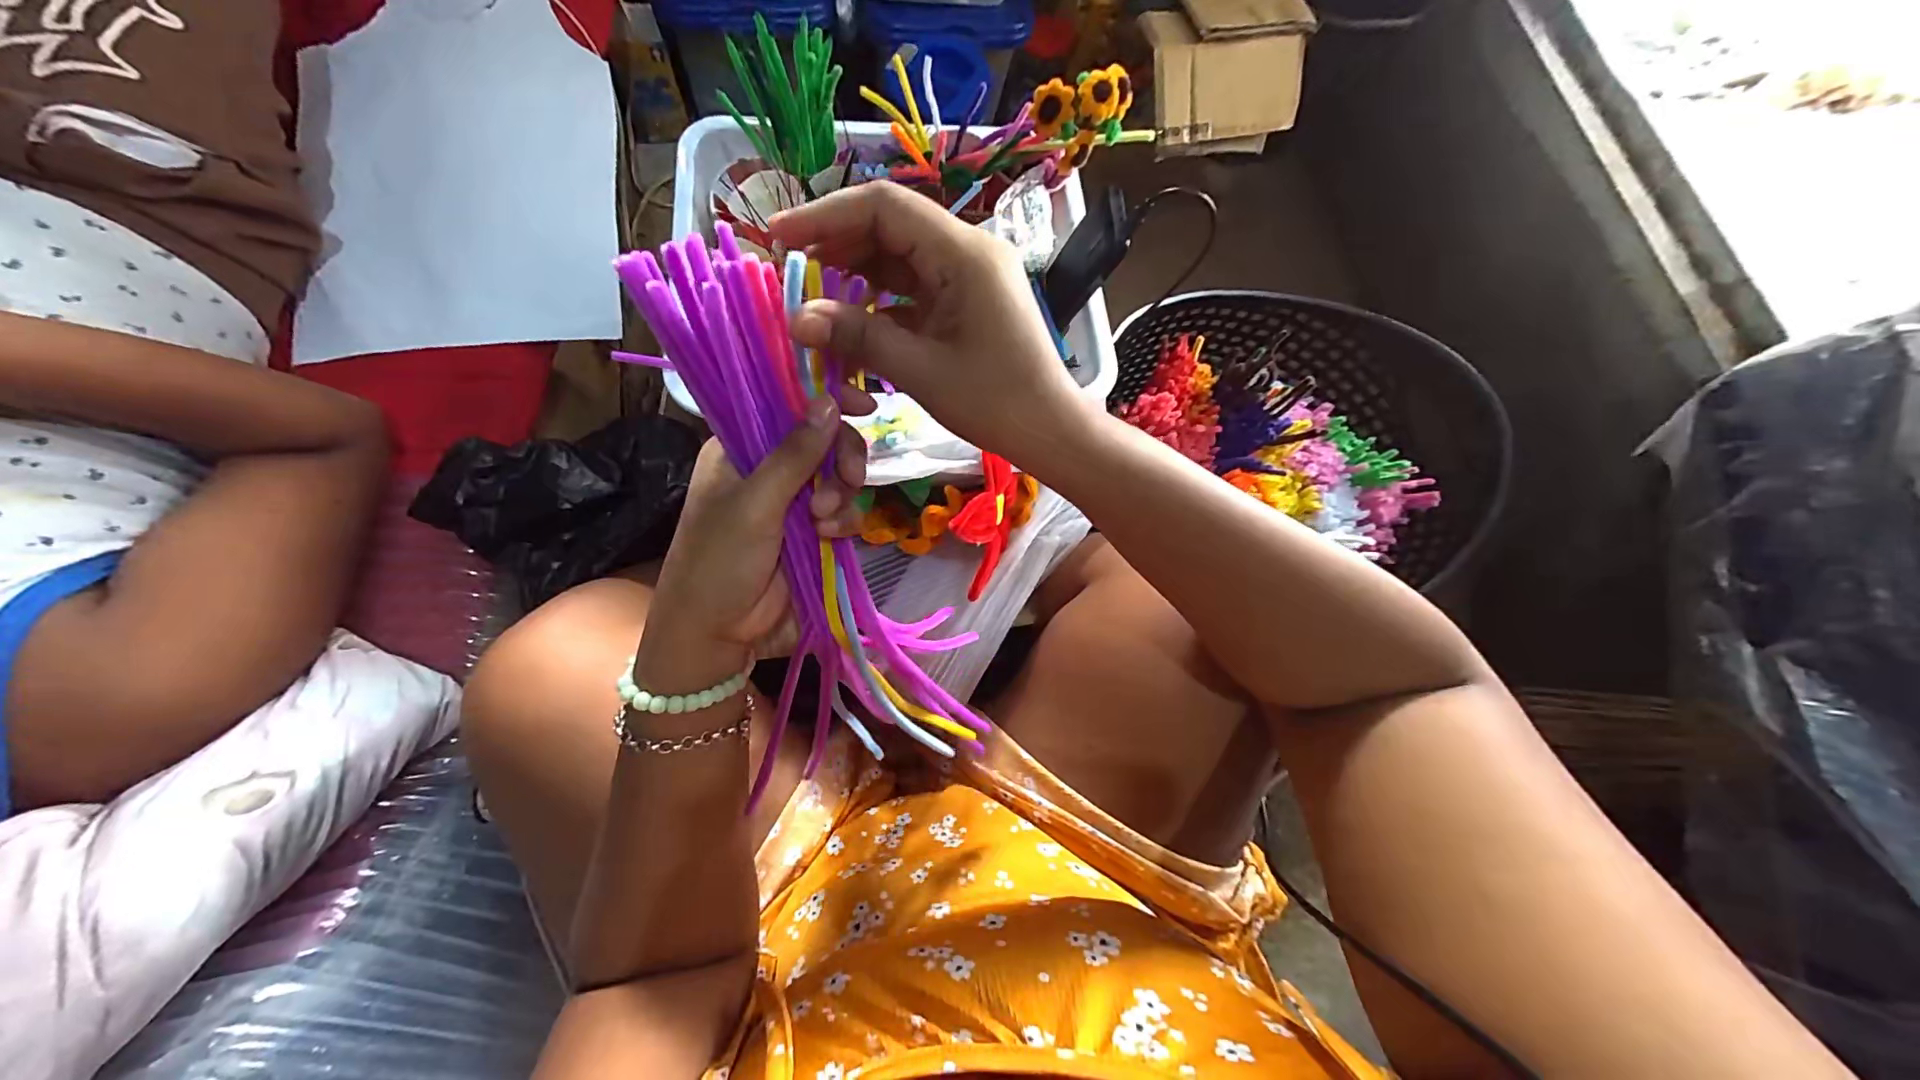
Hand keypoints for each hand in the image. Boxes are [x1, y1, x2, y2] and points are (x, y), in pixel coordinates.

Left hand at [646, 400, 866, 662]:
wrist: (716, 634)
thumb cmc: (717, 561)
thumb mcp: (754, 504)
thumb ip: (795, 454)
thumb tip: (830, 400)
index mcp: (741, 448)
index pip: (788, 406)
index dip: (827, 401)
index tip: (864, 404)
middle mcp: (770, 469)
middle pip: (825, 441)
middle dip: (842, 458)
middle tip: (850, 478)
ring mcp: (794, 503)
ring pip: (840, 478)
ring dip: (842, 495)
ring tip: (824, 521)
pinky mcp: (815, 535)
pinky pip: (845, 514)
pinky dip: (844, 522)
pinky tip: (830, 537)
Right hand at [769, 182, 1092, 464]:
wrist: (1049, 430)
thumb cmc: (995, 402)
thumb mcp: (921, 370)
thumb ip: (858, 336)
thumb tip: (796, 316)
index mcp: (962, 253)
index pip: (884, 206)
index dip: (825, 216)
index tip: (779, 237)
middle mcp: (967, 251)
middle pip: (890, 226)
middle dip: (836, 245)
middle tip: (790, 272)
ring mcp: (969, 275)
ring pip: (899, 258)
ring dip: (855, 274)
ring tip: (813, 297)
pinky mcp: (967, 301)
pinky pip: (915, 287)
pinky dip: (881, 300)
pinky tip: (851, 319)